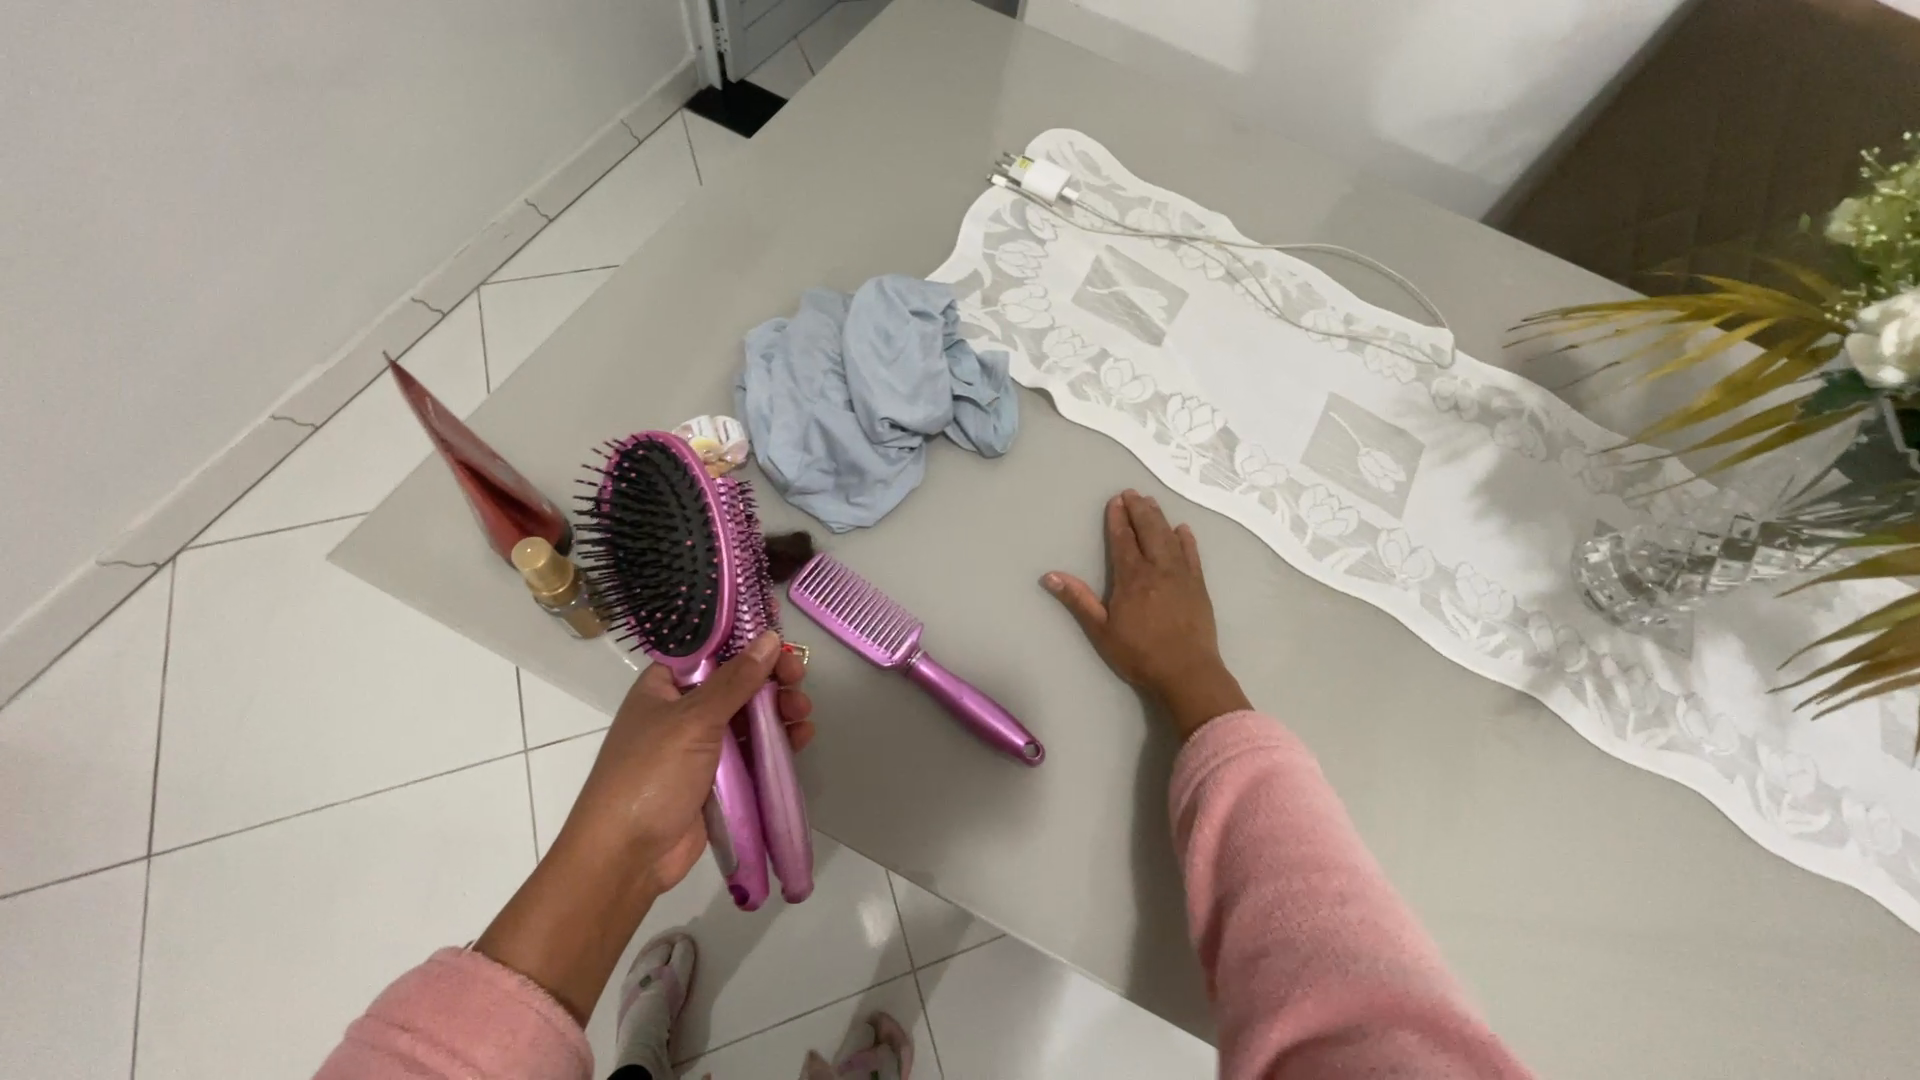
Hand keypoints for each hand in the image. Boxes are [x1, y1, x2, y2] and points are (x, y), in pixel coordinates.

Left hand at [475, 633, 811, 1023]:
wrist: (627, 856)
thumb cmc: (650, 776)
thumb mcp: (693, 720)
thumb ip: (736, 680)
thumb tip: (770, 639)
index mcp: (664, 688)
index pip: (710, 652)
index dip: (746, 645)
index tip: (780, 646)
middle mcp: (682, 711)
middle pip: (736, 684)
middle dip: (770, 681)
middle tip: (798, 681)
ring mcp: (700, 746)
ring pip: (748, 717)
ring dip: (779, 711)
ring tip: (803, 713)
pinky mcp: (718, 778)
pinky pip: (752, 751)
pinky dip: (776, 741)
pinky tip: (800, 737)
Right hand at [1043, 490, 1249, 740]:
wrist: (1187, 672)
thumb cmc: (1139, 653)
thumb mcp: (1101, 630)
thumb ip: (1078, 600)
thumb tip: (1050, 576)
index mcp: (1132, 578)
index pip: (1123, 540)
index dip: (1118, 519)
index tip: (1115, 501)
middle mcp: (1158, 568)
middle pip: (1148, 530)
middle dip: (1139, 510)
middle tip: (1132, 493)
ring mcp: (1182, 575)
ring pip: (1170, 537)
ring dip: (1159, 518)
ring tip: (1151, 503)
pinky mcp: (1199, 586)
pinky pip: (1192, 555)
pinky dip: (1186, 539)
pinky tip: (1182, 530)